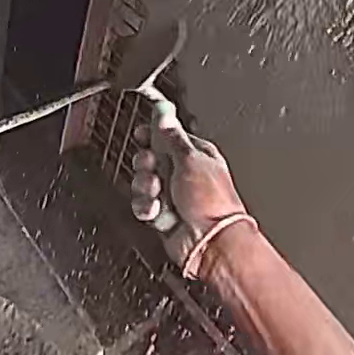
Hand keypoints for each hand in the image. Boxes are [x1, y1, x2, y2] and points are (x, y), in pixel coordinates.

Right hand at [129, 100, 246, 269]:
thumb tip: (164, 112)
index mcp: (195, 154)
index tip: (141, 134)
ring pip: (142, 182)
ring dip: (145, 188)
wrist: (211, 242)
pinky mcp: (162, 214)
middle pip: (149, 158)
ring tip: (157, 194)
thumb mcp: (189, 159)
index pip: (167, 136)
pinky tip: (157, 211)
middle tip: (153, 167)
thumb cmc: (212, 203)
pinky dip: (146, 208)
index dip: (151, 134)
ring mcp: (172, 194)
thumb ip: (171, 135)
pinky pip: (142, 204)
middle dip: (146, 163)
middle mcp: (183, 173)